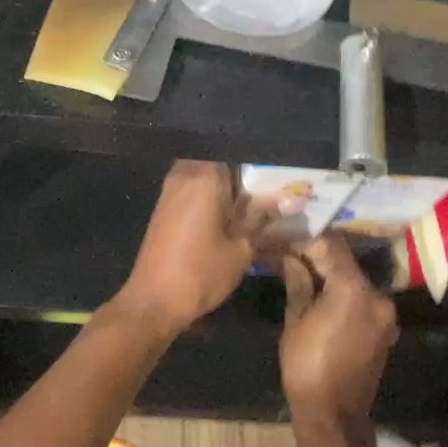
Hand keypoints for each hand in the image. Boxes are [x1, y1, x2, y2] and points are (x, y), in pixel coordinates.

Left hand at [112, 161, 274, 336]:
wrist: (153, 301)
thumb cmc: (200, 272)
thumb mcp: (241, 247)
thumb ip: (263, 216)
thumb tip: (294, 198)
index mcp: (204, 176)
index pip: (232, 145)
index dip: (256, 152)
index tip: (278, 160)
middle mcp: (184, 173)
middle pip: (219, 158)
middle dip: (245, 168)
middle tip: (274, 180)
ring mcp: (171, 188)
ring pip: (206, 172)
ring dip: (229, 182)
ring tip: (258, 195)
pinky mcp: (166, 205)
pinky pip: (194, 186)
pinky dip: (214, 192)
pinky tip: (233, 209)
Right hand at [280, 237, 399, 424]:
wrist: (334, 415)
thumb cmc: (307, 364)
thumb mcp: (296, 319)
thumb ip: (297, 282)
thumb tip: (290, 258)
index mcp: (355, 289)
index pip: (330, 246)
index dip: (304, 238)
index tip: (282, 235)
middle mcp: (377, 296)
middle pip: (343, 262)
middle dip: (314, 255)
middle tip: (286, 251)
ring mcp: (384, 314)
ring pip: (352, 280)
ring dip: (327, 274)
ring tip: (297, 270)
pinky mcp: (384, 329)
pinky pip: (360, 300)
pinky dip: (340, 292)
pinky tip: (317, 293)